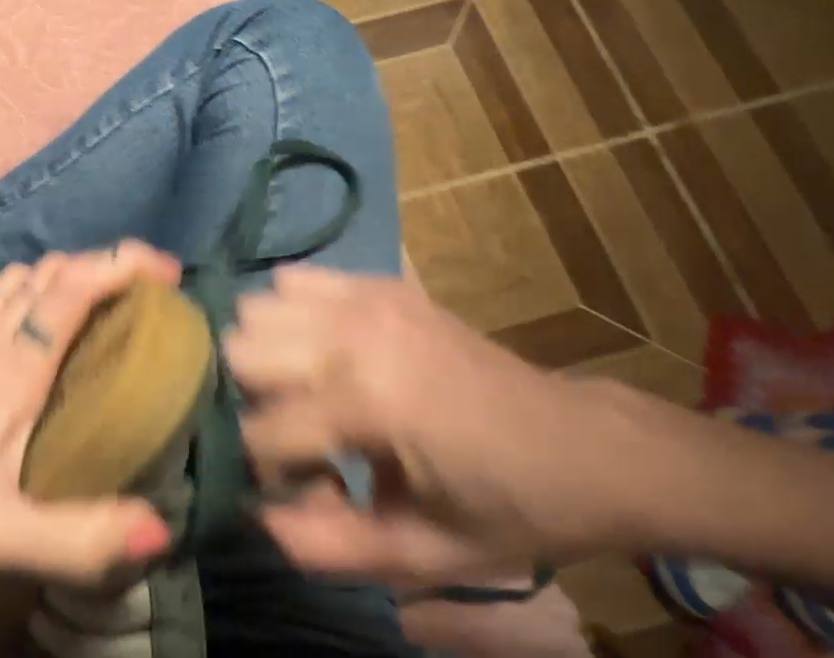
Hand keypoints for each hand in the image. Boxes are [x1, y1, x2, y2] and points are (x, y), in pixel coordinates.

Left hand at [0, 243, 180, 587]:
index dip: (120, 266)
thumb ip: (79, 536)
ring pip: (18, 278)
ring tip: (102, 304)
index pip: (70, 289)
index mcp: (10, 368)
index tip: (166, 271)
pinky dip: (32, 293)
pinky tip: (41, 332)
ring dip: (64, 275)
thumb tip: (160, 528)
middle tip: (145, 292)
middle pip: (48, 271)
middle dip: (101, 265)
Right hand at [224, 267, 620, 587]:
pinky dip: (293, 314)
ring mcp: (366, 301)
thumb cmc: (513, 510)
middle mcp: (353, 337)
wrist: (594, 450)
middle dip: (254, 402)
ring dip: (267, 354)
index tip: (310, 491)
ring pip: (255, 309)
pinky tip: (325, 352)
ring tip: (308, 391)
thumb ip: (325, 545)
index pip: (257, 432)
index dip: (269, 472)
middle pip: (239, 353)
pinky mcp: (379, 285)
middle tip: (302, 434)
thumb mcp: (425, 553)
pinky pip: (294, 280)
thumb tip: (256, 514)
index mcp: (368, 404)